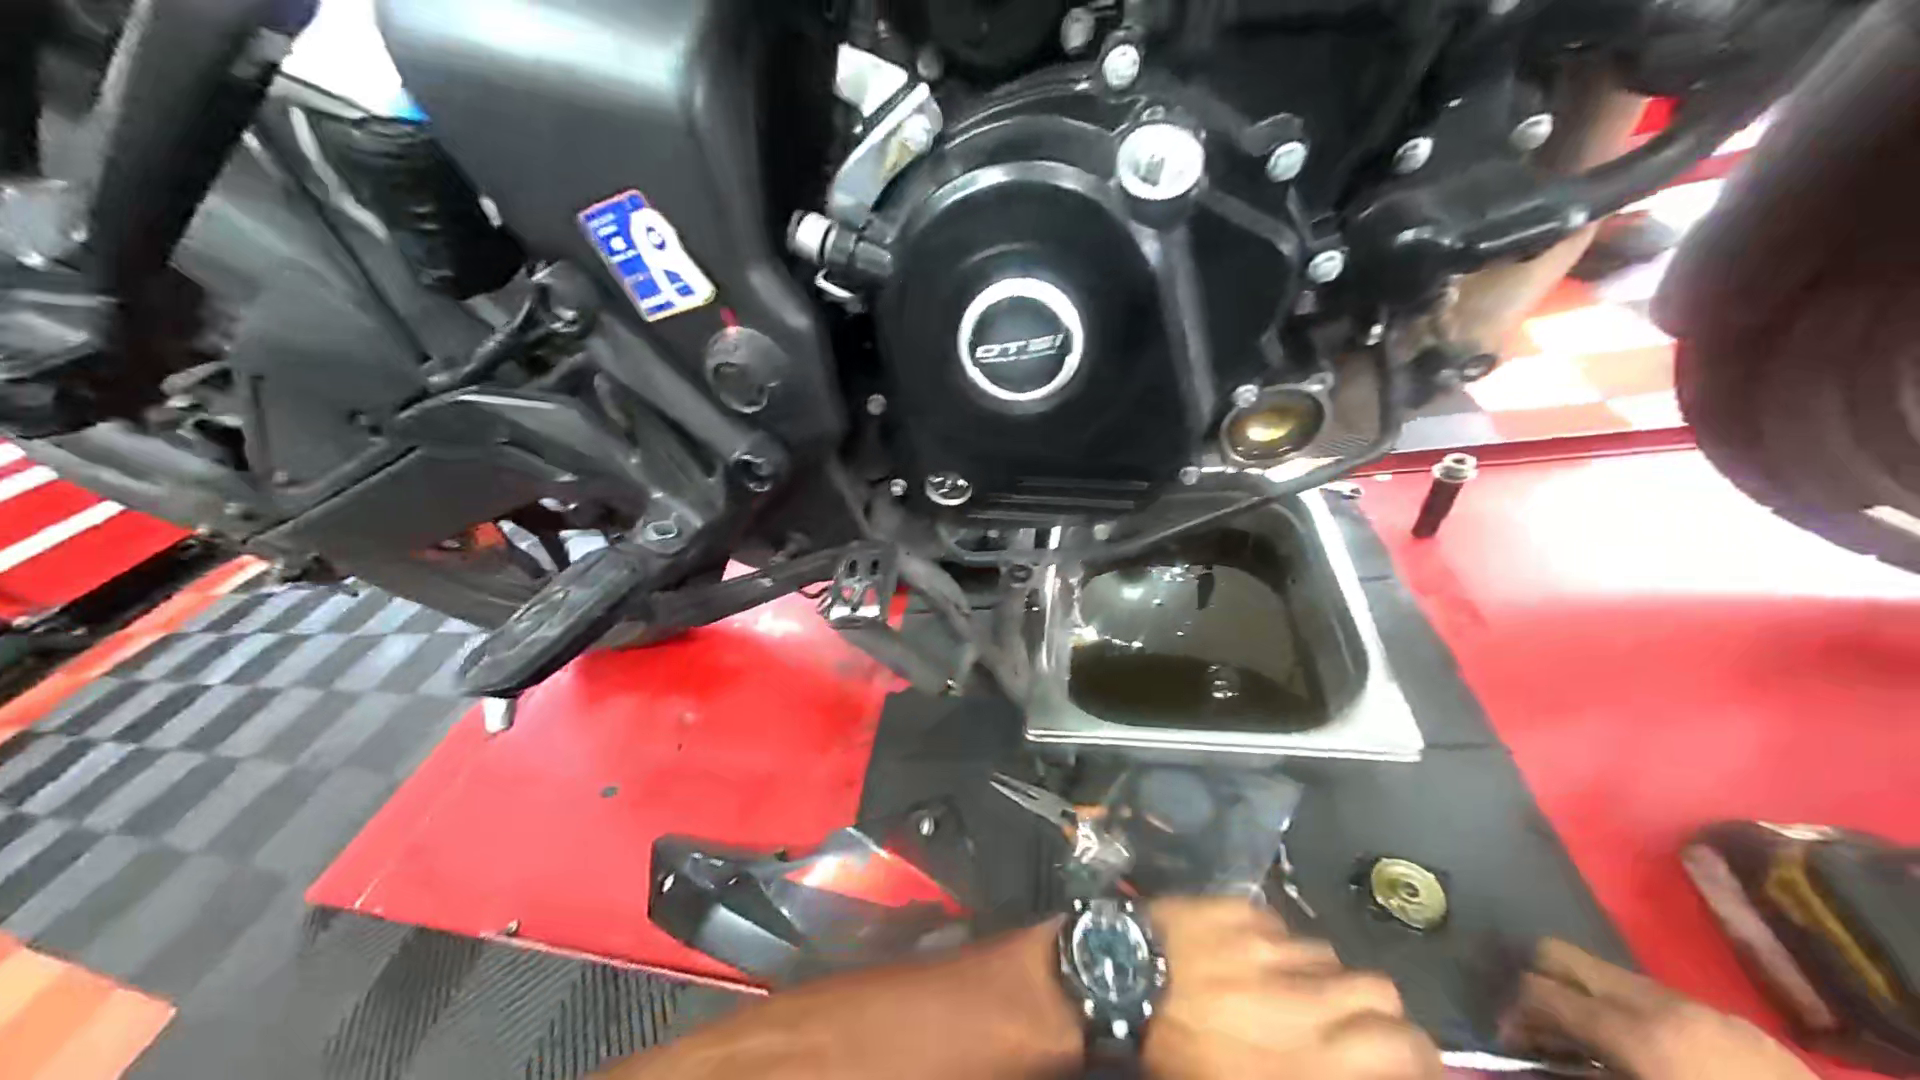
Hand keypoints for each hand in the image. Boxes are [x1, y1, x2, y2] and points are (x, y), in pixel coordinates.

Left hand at [1143, 897, 1441, 1079]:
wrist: (1115, 981)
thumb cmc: (1176, 1054)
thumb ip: (1311, 1070)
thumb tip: (1336, 1058)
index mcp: (1310, 1060)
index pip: (1405, 1049)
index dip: (1417, 1054)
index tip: (1404, 1057)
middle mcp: (1301, 998)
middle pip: (1379, 990)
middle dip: (1376, 1007)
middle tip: (1349, 1016)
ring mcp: (1268, 945)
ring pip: (1324, 951)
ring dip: (1315, 970)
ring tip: (1284, 980)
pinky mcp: (1236, 906)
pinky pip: (1275, 921)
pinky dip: (1270, 937)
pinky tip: (1243, 948)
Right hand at [1505, 939, 1817, 1079]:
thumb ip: (1584, 1071)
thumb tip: (1536, 1053)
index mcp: (1633, 1031)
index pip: (1539, 989)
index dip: (1514, 1011)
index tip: (1510, 1040)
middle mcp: (1657, 1002)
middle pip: (1562, 954)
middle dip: (1540, 984)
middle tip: (1540, 1028)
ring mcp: (1700, 1006)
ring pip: (1611, 976)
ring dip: (1588, 1000)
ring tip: (1594, 1045)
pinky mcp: (1736, 1022)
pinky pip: (1660, 1000)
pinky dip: (1635, 1016)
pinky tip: (1653, 1056)